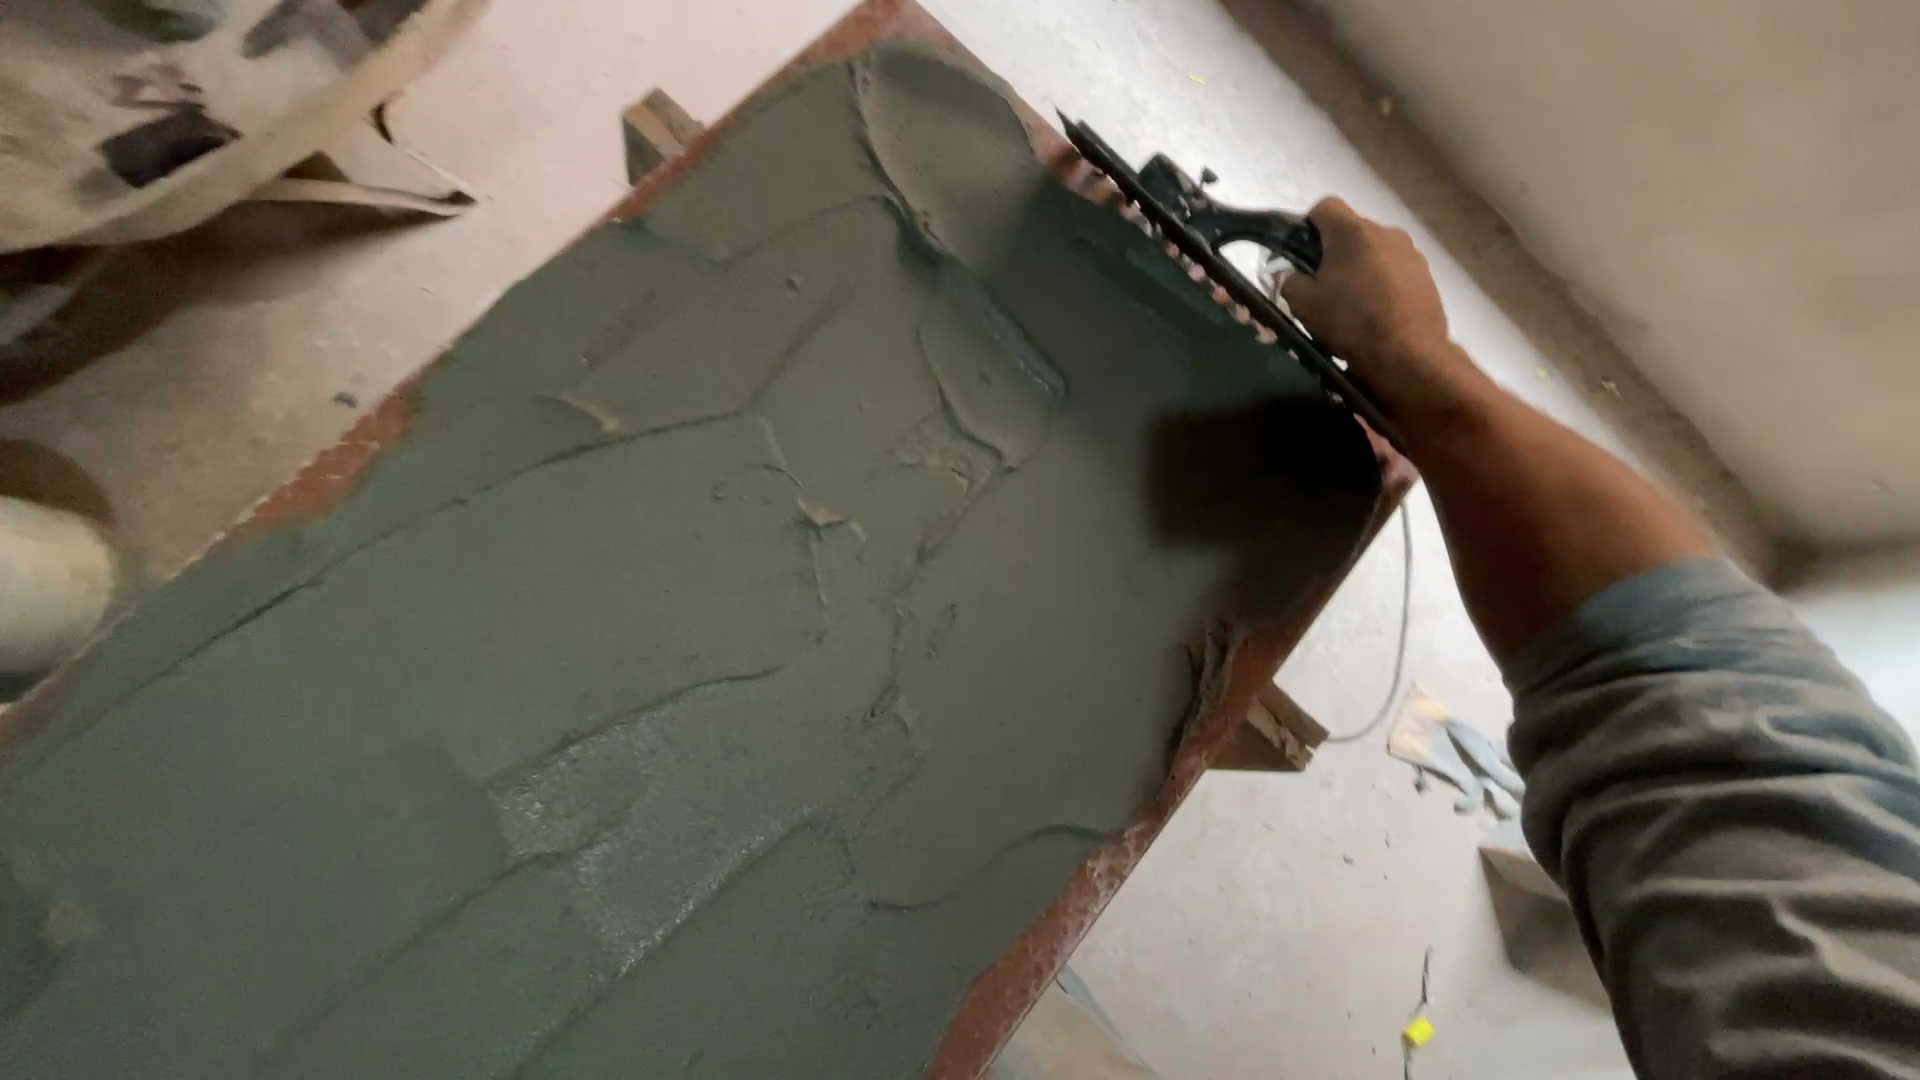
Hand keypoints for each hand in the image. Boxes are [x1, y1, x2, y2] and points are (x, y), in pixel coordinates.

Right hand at [1281, 198, 1485, 420]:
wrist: (1406, 353)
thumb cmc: (1348, 321)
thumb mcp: (1302, 304)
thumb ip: (1290, 282)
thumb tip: (1292, 276)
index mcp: (1352, 232)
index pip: (1324, 206)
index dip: (1307, 226)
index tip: (1300, 254)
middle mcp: (1386, 232)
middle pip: (1351, 233)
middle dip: (1333, 254)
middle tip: (1320, 288)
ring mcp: (1410, 253)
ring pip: (1373, 253)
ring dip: (1358, 271)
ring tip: (1349, 306)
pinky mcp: (1425, 276)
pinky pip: (1393, 273)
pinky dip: (1380, 287)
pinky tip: (1373, 316)